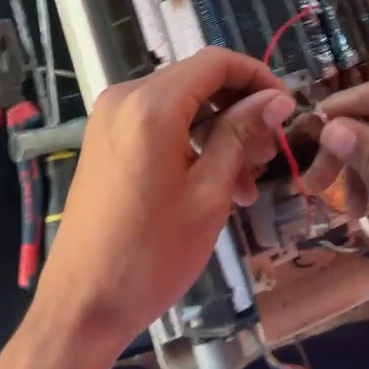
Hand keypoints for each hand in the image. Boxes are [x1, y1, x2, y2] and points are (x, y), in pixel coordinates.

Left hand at [30, 47, 294, 347]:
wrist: (82, 305)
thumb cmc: (151, 254)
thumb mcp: (209, 193)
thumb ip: (241, 135)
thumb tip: (278, 99)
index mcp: (151, 104)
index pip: (216, 62)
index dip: (257, 77)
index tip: (286, 109)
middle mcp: (126, 97)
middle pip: (197, 80)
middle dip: (240, 110)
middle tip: (268, 155)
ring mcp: (110, 118)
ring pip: (181, 104)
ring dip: (218, 131)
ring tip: (246, 183)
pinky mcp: (106, 140)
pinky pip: (158, 123)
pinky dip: (190, 141)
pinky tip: (214, 183)